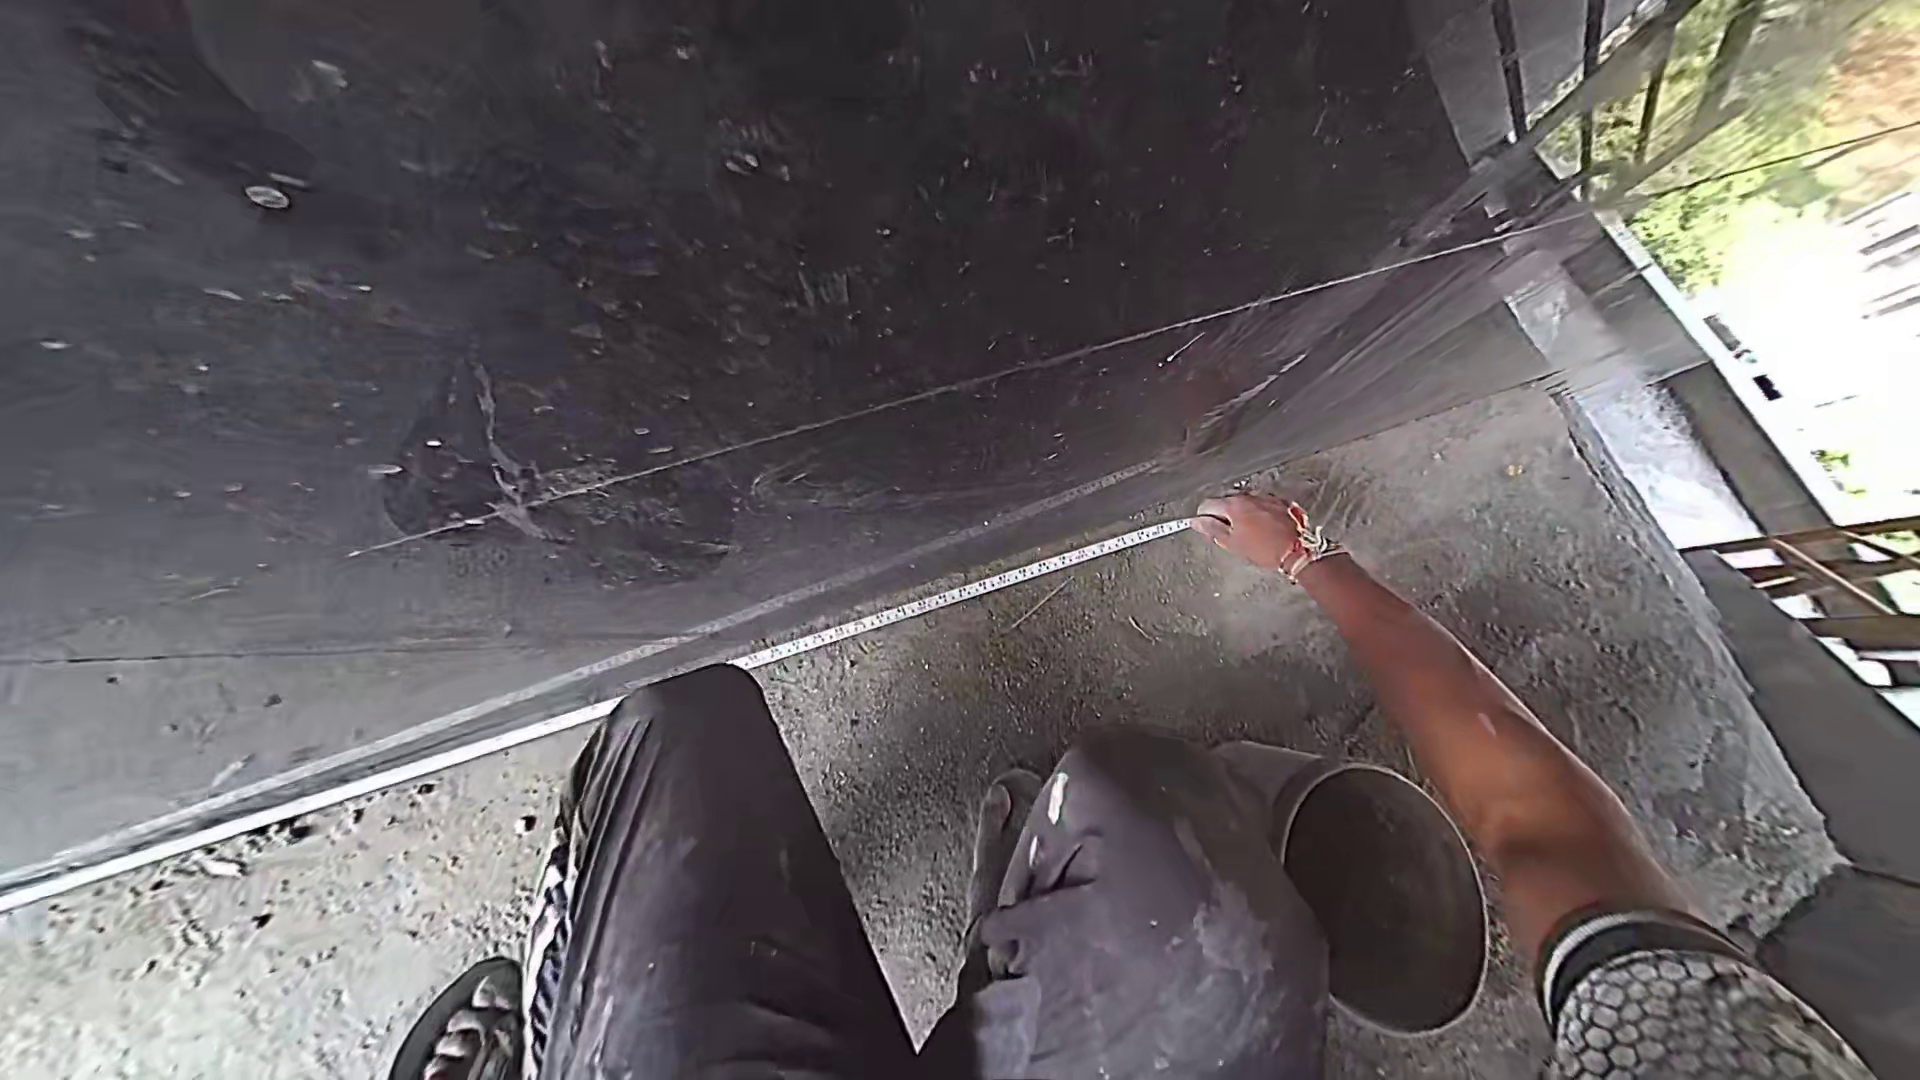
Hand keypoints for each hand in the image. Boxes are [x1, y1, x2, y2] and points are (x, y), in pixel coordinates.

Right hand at [1191, 493, 1327, 576]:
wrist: (1298, 552)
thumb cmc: (1264, 549)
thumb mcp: (1232, 543)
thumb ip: (1211, 529)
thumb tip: (1196, 521)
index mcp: (1234, 505)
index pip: (1207, 505)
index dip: (1203, 517)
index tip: (1206, 527)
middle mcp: (1250, 496)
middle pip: (1226, 502)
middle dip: (1223, 515)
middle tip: (1228, 534)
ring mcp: (1267, 498)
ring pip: (1245, 503)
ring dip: (1242, 514)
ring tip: (1248, 533)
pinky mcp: (1281, 503)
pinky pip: (1262, 505)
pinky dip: (1258, 513)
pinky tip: (1263, 528)